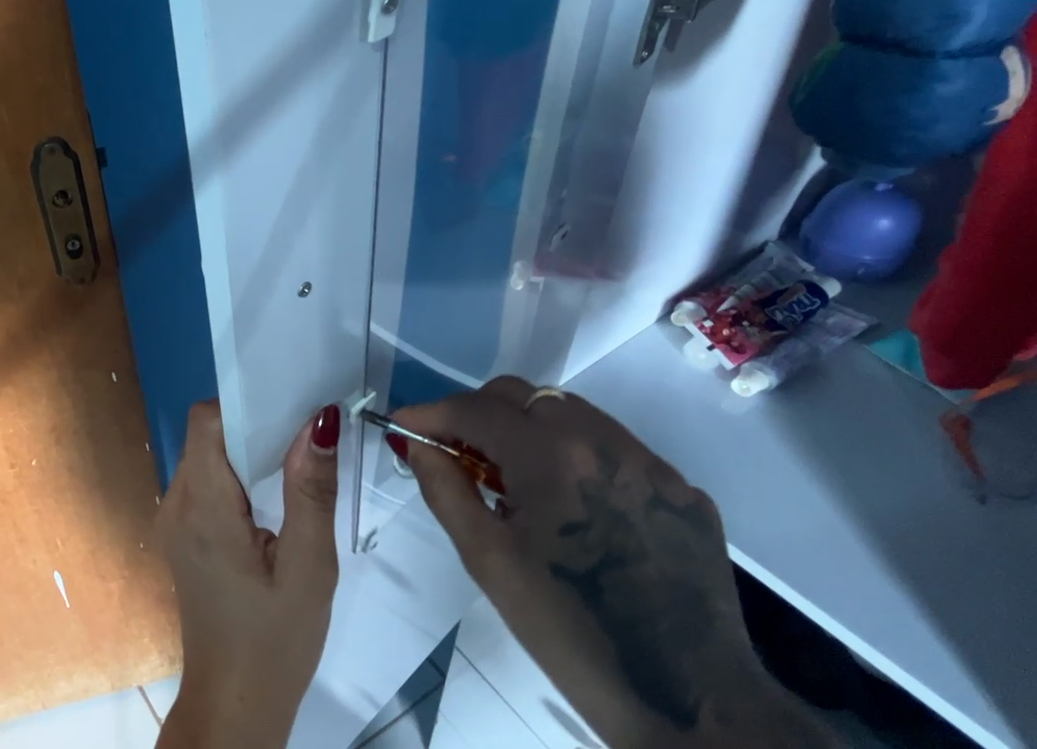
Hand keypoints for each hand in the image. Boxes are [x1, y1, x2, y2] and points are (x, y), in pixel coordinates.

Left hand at [154, 401, 341, 748]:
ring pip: (205, 458)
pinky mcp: (181, 535)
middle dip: (253, 426)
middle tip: (306, 432)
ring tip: (296, 462)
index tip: (290, 405)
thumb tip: (318, 420)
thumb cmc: (276, 639)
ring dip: (246, 453)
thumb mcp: (309, 567)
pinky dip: (236, 477)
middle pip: (206, 436)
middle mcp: (175, 503)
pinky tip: (272, 497)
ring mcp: (172, 519)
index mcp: (202, 506)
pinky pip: (205, 484)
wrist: (234, 701)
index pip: (206, 421)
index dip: (246, 405)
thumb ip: (311, 490)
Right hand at [396, 378, 837, 748]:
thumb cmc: (567, 630)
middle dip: (478, 413)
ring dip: (527, 428)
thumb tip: (418, 444)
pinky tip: (570, 506)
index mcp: (551, 456)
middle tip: (457, 455)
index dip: (431, 413)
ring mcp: (650, 463)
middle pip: (522, 395)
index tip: (404, 427)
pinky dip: (575, 455)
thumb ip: (444, 489)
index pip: (475, 408)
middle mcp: (604, 440)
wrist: (689, 699)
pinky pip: (614, 447)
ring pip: (570, 411)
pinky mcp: (682, 490)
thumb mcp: (488, 560)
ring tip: (512, 479)